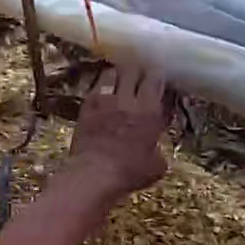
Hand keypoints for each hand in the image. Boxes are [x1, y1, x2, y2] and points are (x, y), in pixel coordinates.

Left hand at [65, 62, 170, 198]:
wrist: (94, 174)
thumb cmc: (129, 172)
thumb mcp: (156, 166)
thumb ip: (158, 151)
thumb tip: (157, 150)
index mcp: (149, 111)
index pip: (155, 80)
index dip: (156, 76)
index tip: (157, 79)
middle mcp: (127, 100)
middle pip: (133, 70)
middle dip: (137, 71)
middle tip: (139, 76)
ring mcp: (104, 101)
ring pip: (112, 73)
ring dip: (117, 75)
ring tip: (119, 80)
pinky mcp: (86, 107)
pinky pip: (95, 87)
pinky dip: (100, 87)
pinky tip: (102, 93)